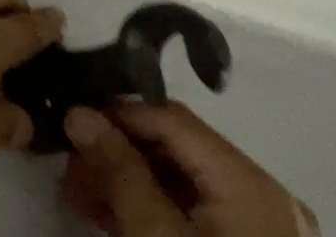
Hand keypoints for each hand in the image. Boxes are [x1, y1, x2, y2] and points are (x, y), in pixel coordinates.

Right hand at [61, 103, 316, 235]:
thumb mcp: (154, 236)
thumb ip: (119, 170)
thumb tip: (79, 112)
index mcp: (251, 184)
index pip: (174, 120)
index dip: (120, 114)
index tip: (71, 120)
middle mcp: (266, 197)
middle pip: (180, 150)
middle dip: (120, 151)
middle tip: (69, 164)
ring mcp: (262, 229)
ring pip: (185, 184)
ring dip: (130, 181)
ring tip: (79, 192)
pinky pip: (197, 215)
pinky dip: (154, 209)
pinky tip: (111, 216)